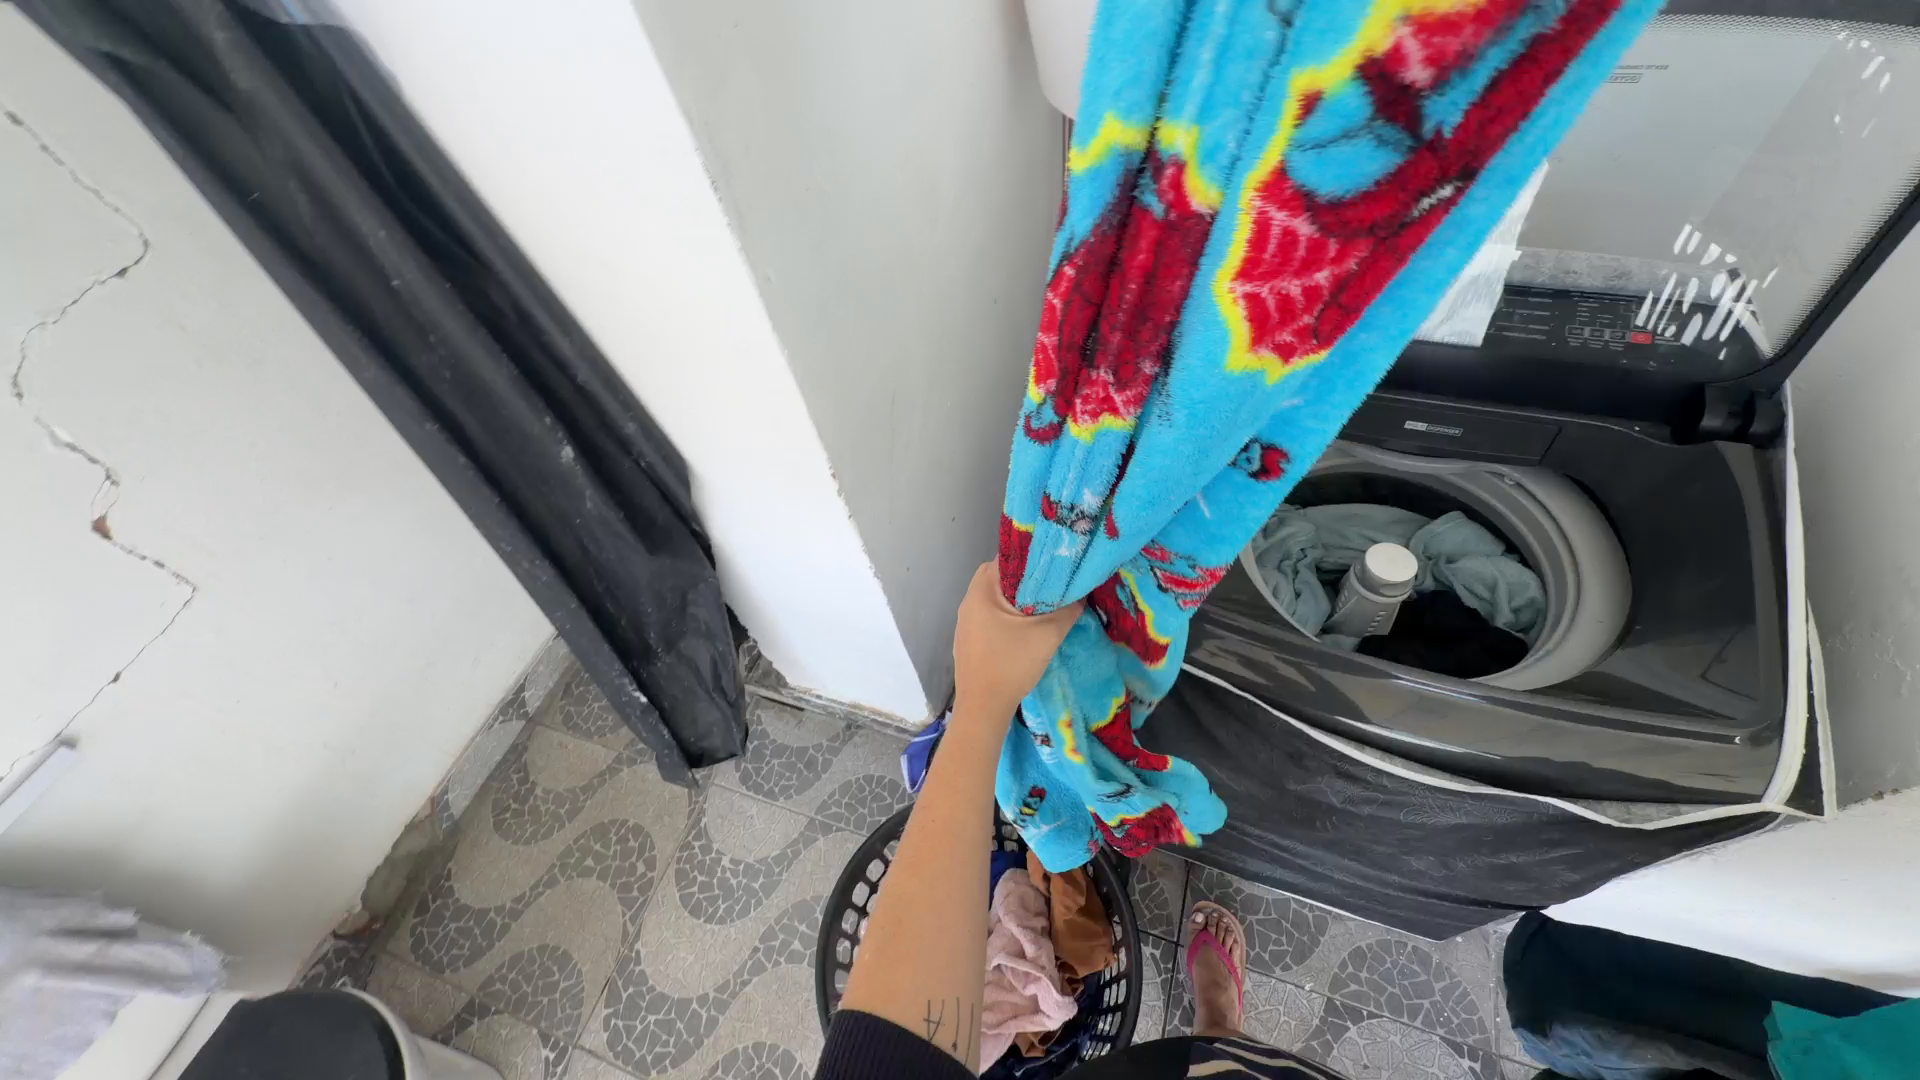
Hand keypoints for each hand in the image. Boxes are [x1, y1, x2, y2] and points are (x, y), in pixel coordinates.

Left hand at [951, 562, 1081, 724]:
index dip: (1031, 559)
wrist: (983, 707)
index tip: (1054, 566)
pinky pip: (989, 618)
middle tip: (1051, 588)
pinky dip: (1006, 618)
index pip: (1005, 559)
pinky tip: (1023, 631)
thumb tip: (1080, 595)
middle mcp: (968, 602)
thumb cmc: (1012, 664)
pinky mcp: (967, 641)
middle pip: (998, 579)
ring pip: (994, 600)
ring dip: (1016, 602)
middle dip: (1025, 582)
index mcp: (981, 591)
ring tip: (1042, 608)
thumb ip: (1067, 610)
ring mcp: (964, 623)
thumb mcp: (1048, 635)